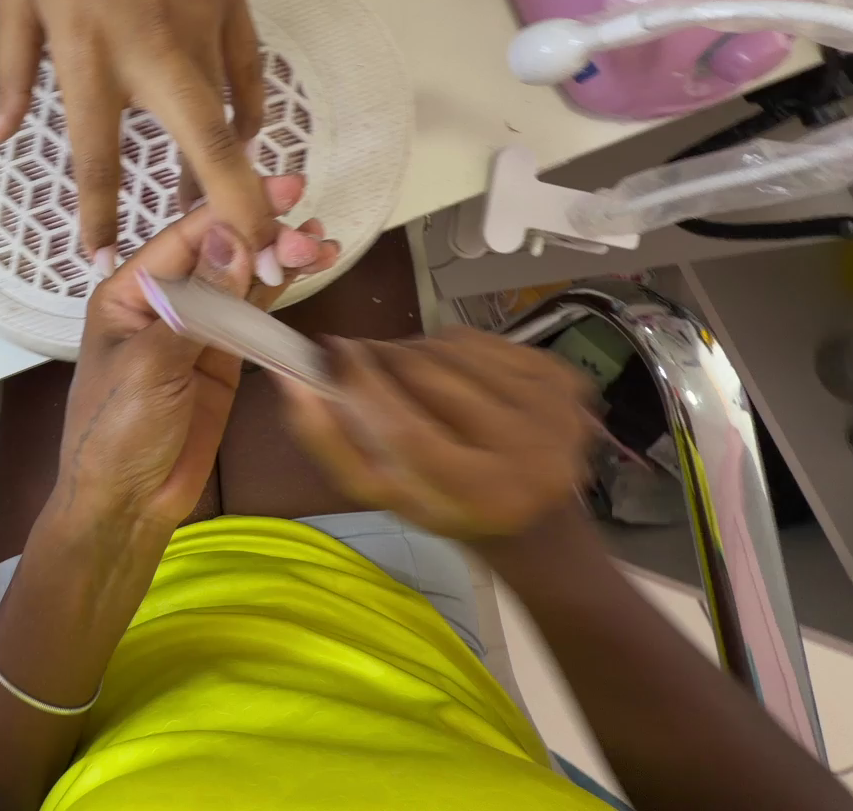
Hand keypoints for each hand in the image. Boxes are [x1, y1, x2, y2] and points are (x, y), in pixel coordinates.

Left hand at [0, 0, 281, 284]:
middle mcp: (153, 54)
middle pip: (203, 147)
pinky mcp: (234, 7)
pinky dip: (250, 115)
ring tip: (229, 217)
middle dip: (233, 212)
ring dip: (231, 174)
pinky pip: (250, 77)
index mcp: (89, 55)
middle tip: (250, 262)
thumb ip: (12, 73)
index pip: (97, 155)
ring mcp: (203, 30)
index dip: (99, 216)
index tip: (101, 263)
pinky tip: (243, 138)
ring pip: (230, 120)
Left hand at [52, 176, 338, 531]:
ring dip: (279, 259)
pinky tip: (309, 269)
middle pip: (219, 253)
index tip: (281, 191)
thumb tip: (231, 235)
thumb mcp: (153, 363)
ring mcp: (196, 328)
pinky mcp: (222, 356)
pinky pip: (253, 316)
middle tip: (310, 229)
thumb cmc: (118, 429)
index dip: (232, 212)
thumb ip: (198, 303)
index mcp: (129, 292)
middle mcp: (163, 301)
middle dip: (263, 236)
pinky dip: (280, 294)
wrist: (127, 500)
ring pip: (242, 280)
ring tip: (322, 242)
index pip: (185, 238)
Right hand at [279, 328, 595, 540]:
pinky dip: (444, 345)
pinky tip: (447, 372)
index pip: (405, 431)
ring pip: (447, 349)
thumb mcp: (379, 488)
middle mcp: (530, 452)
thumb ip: (326, 438)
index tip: (328, 351)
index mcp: (481, 495)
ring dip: (409, 351)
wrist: (533, 514)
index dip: (361, 386)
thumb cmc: (441, 503)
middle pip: (426, 378)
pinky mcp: (564, 376)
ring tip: (404, 374)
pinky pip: (475, 338)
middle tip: (357, 360)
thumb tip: (288, 378)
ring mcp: (554, 409)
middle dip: (379, 358)